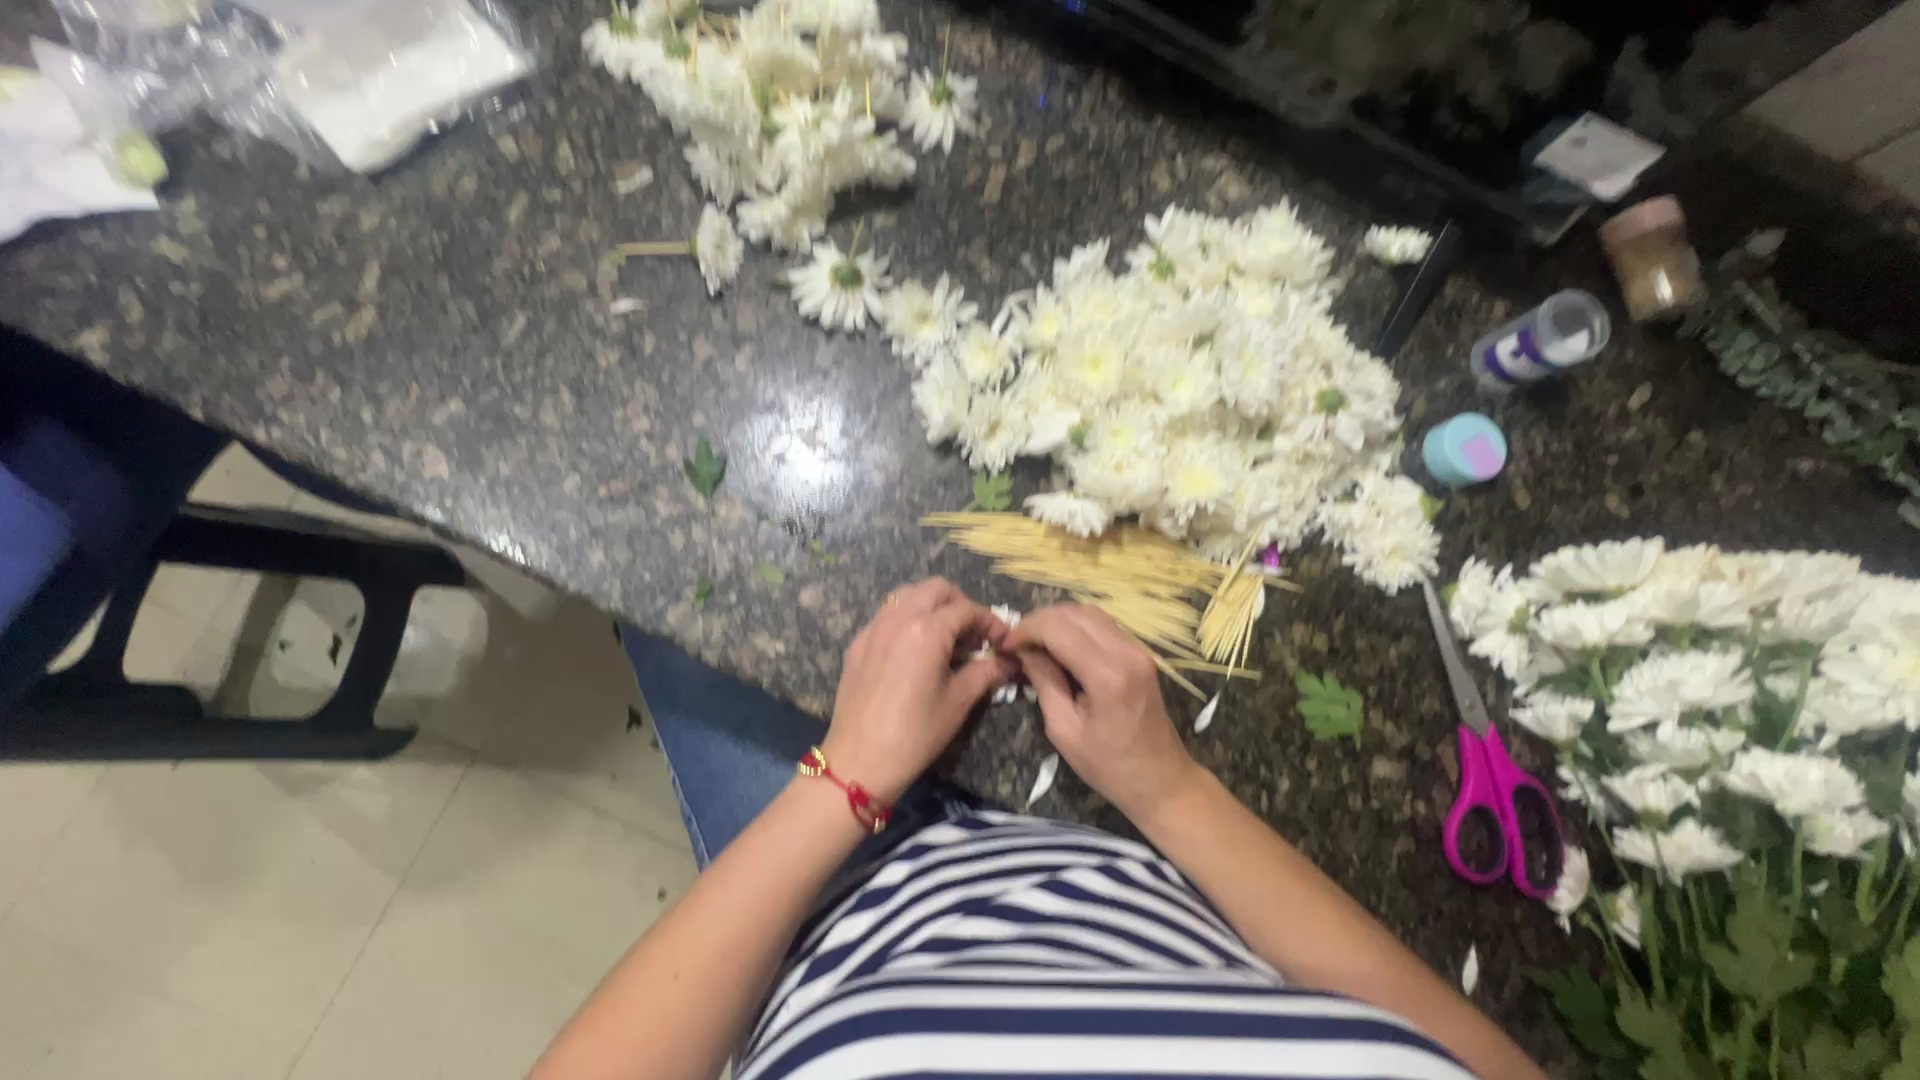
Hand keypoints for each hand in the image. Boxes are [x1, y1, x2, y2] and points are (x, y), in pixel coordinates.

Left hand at [821, 578, 1014, 802]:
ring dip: (931, 606)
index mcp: (927, 630)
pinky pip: (886, 615)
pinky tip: (914, 649)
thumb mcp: (959, 701)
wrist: (860, 759)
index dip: (991, 622)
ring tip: (945, 636)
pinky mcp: (857, 643)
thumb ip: (986, 672)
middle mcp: (898, 618)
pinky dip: (906, 619)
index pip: (967, 610)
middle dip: (960, 604)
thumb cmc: (915, 733)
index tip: (1002, 641)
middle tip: (974, 633)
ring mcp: (873, 628)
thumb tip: (1008, 661)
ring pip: (907, 595)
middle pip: (936, 589)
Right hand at [1004, 604, 1200, 817]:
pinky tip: (1061, 646)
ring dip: (1058, 621)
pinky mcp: (1141, 654)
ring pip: (1090, 613)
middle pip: (1074, 614)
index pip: (1058, 629)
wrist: (1161, 779)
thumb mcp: (1063, 730)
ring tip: (1035, 643)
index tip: (1007, 646)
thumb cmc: (1109, 766)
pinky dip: (1077, 627)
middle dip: (1039, 622)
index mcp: (1107, 675)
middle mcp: (1127, 652)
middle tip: (1017, 643)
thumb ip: (1044, 682)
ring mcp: (1138, 650)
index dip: (1027, 630)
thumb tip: (1023, 651)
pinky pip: (1104, 626)